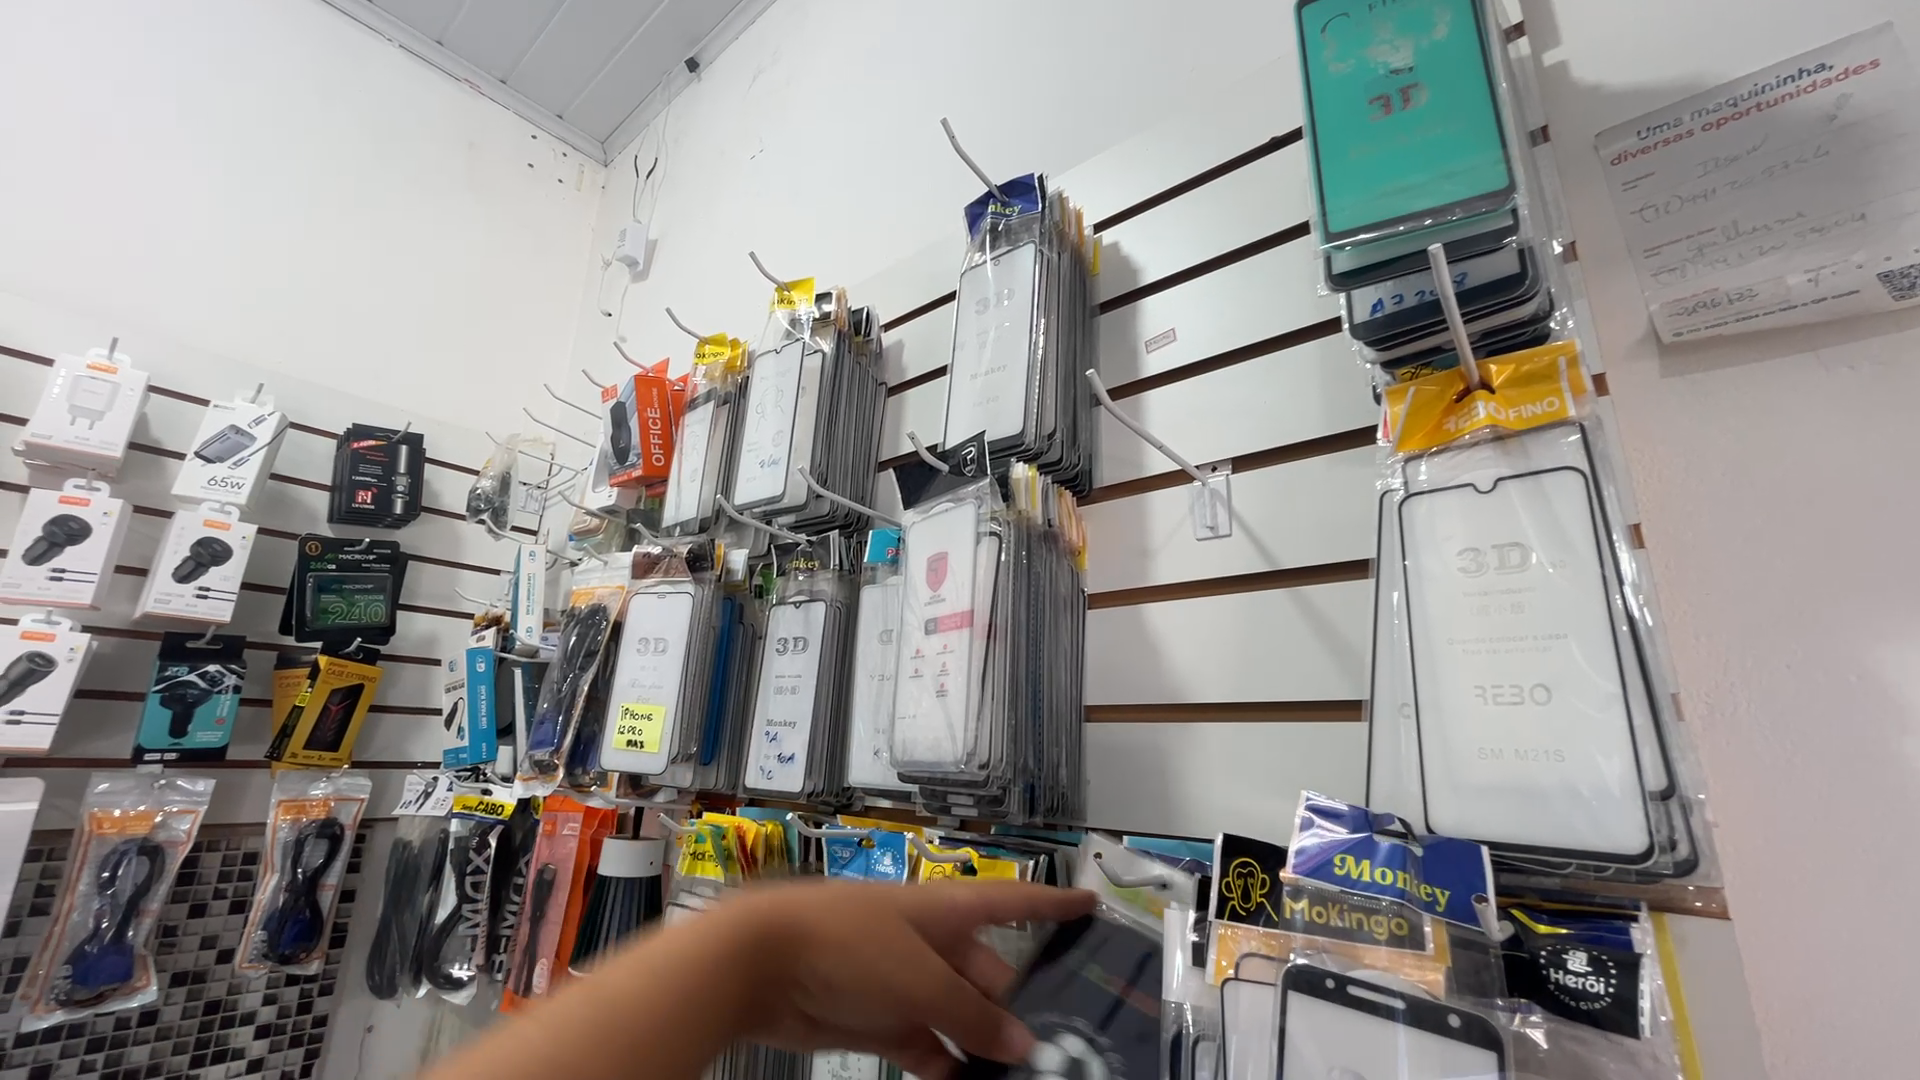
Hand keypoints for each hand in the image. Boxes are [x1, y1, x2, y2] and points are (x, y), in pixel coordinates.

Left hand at [715, 879, 1096, 1078]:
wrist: (766, 961)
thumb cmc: (852, 945)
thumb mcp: (920, 980)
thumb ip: (972, 1015)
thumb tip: (1023, 1043)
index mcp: (948, 911)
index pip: (1014, 902)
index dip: (1054, 903)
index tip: (1092, 906)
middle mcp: (933, 942)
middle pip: (990, 975)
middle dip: (1018, 1012)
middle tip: (1058, 1053)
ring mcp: (906, 981)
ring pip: (961, 1016)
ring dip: (984, 1049)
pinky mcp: (881, 1018)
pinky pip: (929, 1045)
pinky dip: (947, 1067)